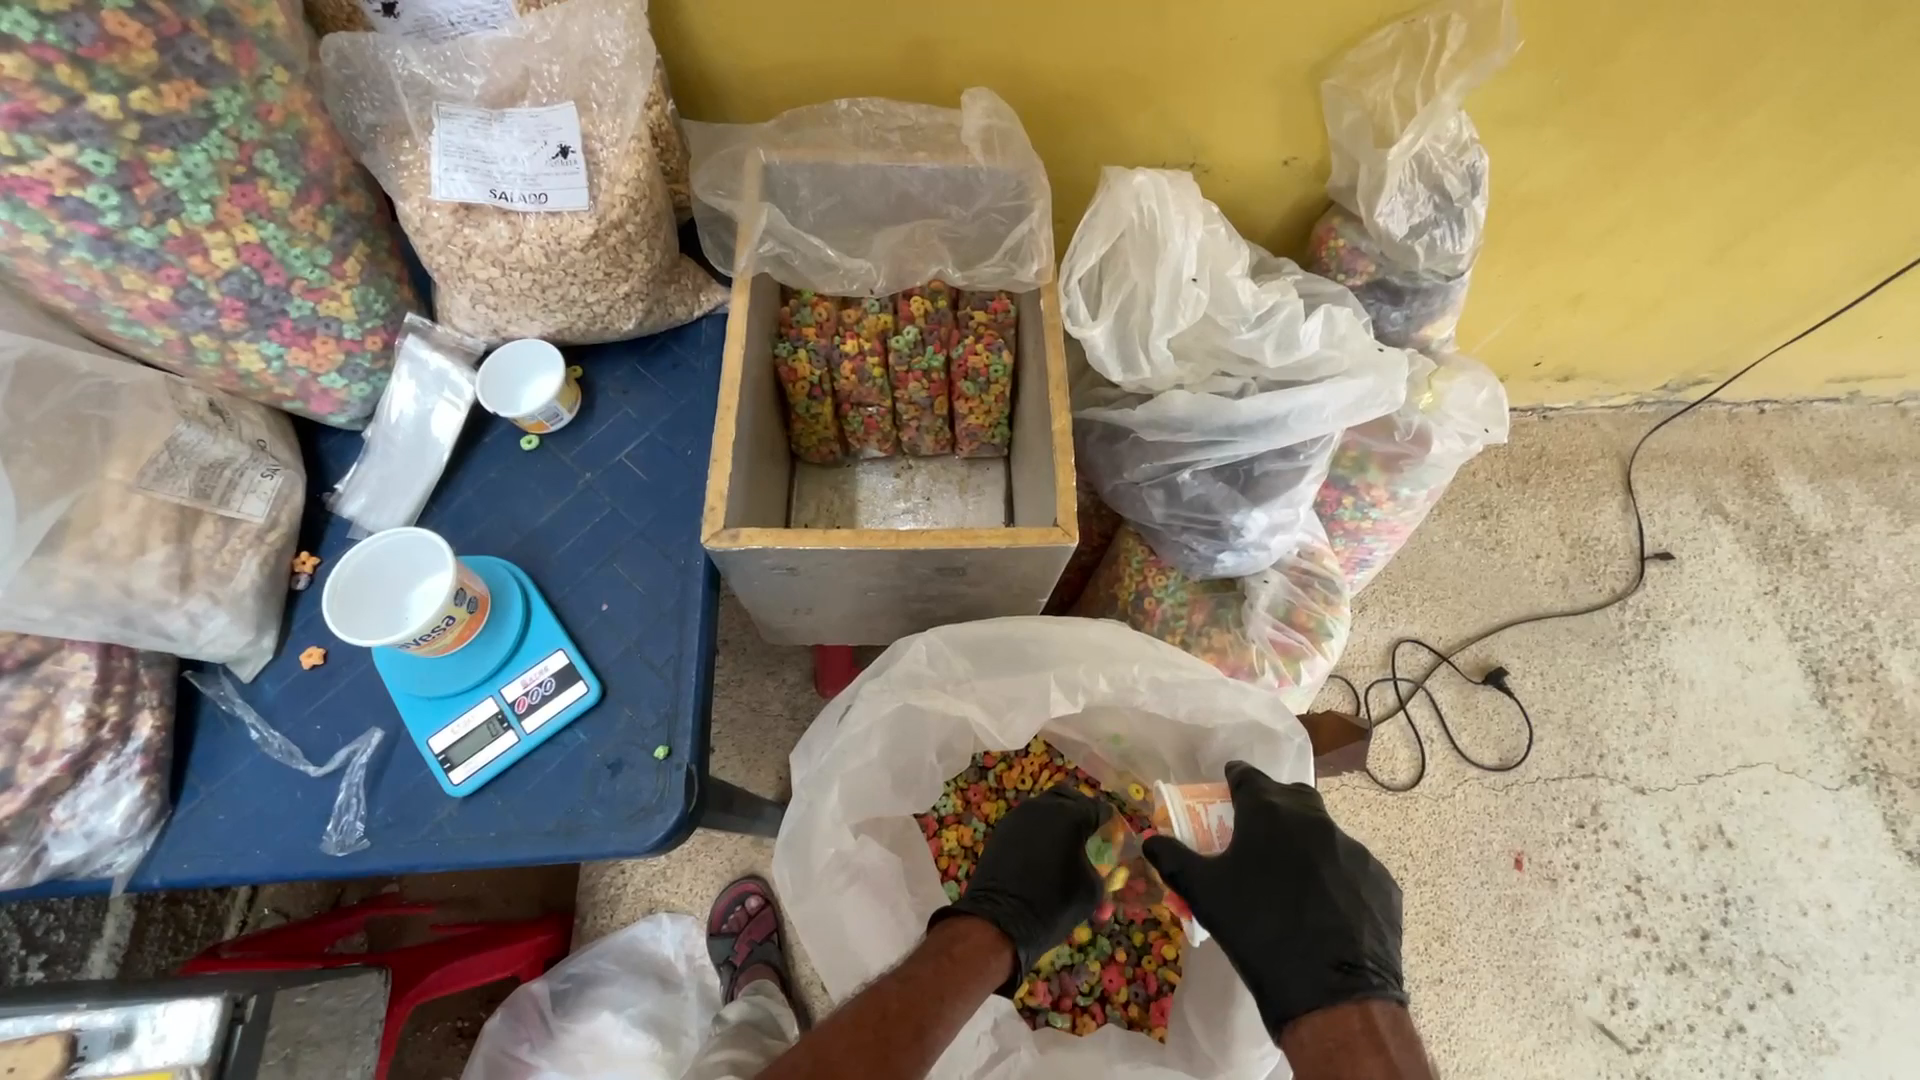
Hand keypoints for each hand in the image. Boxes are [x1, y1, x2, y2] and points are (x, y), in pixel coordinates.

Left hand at [928, 786, 1111, 994]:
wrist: (1000, 922)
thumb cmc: (1053, 906)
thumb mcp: (1091, 892)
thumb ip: (1099, 871)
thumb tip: (1097, 868)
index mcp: (1070, 816)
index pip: (1098, 809)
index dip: (1108, 823)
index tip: (1111, 837)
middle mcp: (1043, 807)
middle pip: (1068, 797)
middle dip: (1081, 810)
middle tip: (1088, 833)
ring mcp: (1019, 815)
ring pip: (1045, 806)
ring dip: (1058, 819)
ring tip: (1065, 844)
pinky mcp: (1002, 829)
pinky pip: (1027, 821)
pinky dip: (1039, 830)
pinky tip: (1042, 853)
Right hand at [1143, 761, 1405, 1037]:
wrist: (1330, 993)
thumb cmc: (1256, 929)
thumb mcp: (1201, 892)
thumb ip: (1172, 858)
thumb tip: (1149, 840)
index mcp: (1268, 813)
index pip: (1247, 776)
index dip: (1235, 779)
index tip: (1227, 787)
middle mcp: (1313, 819)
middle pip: (1291, 796)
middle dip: (1274, 805)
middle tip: (1257, 832)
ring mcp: (1353, 849)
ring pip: (1324, 833)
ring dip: (1306, 844)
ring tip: (1292, 879)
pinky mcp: (1381, 881)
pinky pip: (1351, 868)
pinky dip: (1335, 877)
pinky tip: (1325, 909)